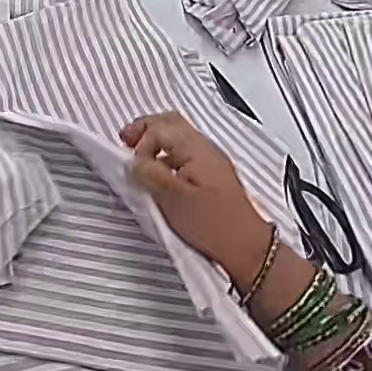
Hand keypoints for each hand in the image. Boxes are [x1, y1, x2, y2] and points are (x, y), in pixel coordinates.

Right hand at [121, 111, 272, 278]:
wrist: (245, 247)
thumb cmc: (213, 225)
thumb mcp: (172, 199)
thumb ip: (149, 175)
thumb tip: (132, 162)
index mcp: (196, 149)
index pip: (159, 128)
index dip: (140, 143)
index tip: (133, 166)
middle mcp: (205, 148)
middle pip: (170, 123)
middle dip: (145, 130)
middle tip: (126, 142)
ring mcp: (210, 161)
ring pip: (177, 137)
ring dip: (155, 142)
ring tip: (140, 159)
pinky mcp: (211, 175)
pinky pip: (185, 154)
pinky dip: (166, 156)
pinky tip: (160, 175)